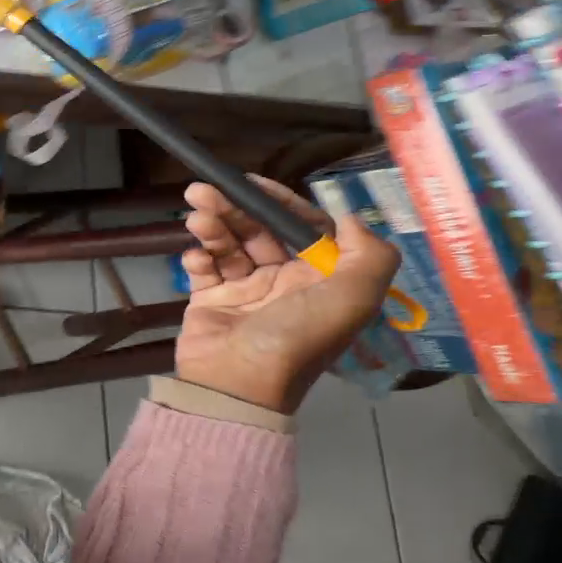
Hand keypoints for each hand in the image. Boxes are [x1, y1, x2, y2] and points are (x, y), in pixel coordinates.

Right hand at [176, 177, 400, 413]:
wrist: (237, 380)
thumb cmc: (295, 336)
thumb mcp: (351, 300)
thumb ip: (368, 255)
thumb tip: (351, 217)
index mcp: (322, 279)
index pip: (305, 228)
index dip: (281, 202)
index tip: (250, 182)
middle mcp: (286, 280)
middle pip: (259, 231)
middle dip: (233, 208)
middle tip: (201, 190)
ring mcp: (246, 289)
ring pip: (228, 245)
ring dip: (211, 227)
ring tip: (194, 217)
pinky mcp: (211, 299)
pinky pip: (204, 267)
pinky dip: (197, 257)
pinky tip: (195, 257)